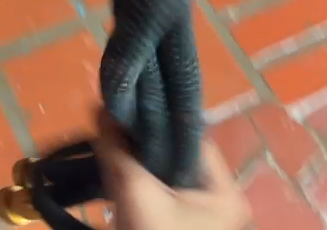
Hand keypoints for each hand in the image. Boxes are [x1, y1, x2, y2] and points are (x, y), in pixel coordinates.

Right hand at [96, 112, 248, 229]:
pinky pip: (156, 191)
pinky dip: (134, 180)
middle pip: (173, 153)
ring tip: (106, 148)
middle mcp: (218, 200)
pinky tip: (112, 173)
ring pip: (161, 172)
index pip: (188, 135)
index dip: (155, 120)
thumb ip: (116, 147)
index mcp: (224, 191)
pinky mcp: (178, 226)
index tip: (122, 110)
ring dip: (132, 160)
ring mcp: (199, 217)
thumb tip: (102, 108)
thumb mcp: (135, 192)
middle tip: (108, 129)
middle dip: (138, 141)